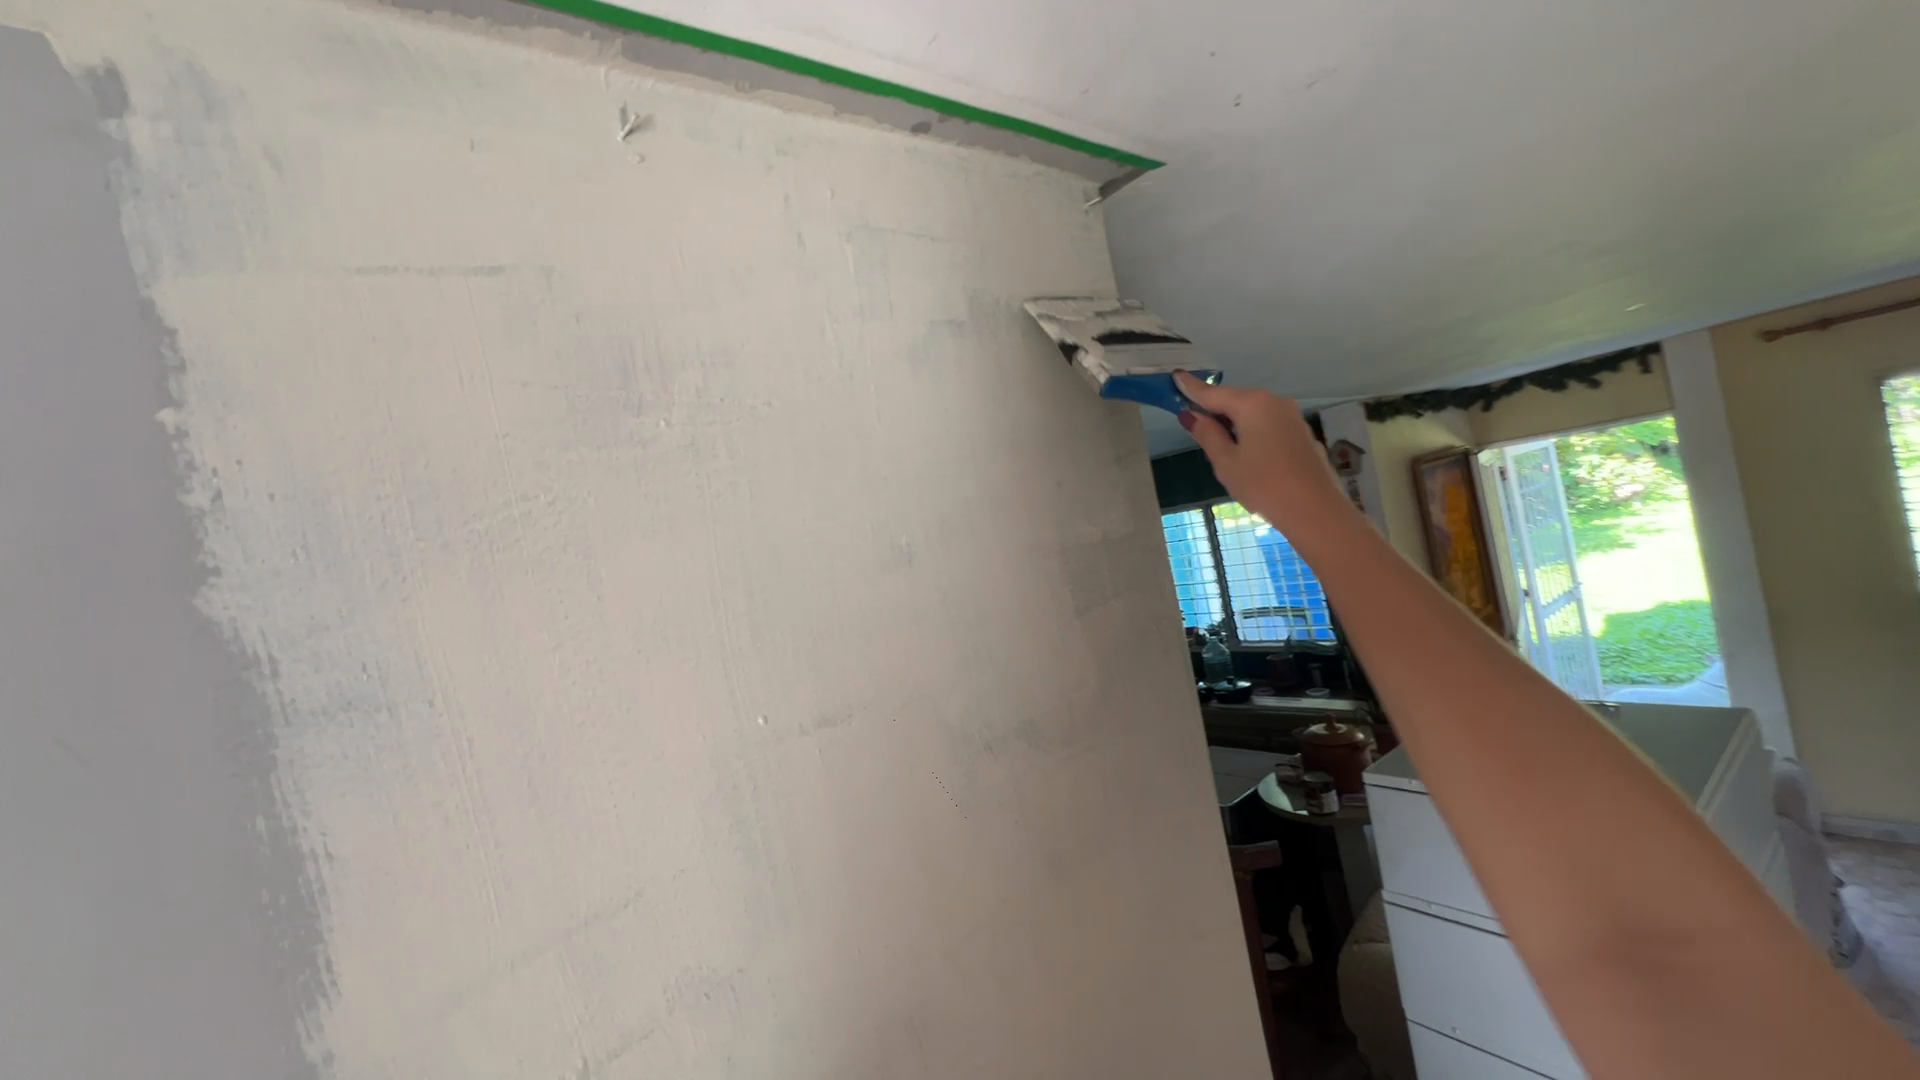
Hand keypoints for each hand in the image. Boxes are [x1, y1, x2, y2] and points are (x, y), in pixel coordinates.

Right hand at [1174, 371, 1352, 542]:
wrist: (1314, 510)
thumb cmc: (1262, 485)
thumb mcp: (1226, 462)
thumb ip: (1207, 434)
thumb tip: (1191, 416)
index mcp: (1252, 404)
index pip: (1212, 393)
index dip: (1191, 387)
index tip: (1176, 376)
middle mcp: (1274, 401)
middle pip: (1235, 400)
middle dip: (1214, 409)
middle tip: (1194, 424)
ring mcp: (1292, 416)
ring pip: (1253, 413)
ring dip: (1234, 422)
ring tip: (1221, 445)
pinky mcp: (1301, 433)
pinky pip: (1269, 424)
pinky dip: (1252, 430)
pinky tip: (1248, 452)